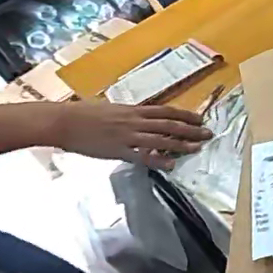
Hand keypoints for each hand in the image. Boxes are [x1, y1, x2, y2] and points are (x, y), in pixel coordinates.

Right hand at [45, 101, 211, 169]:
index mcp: (133, 110)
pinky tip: (171, 165)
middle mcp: (134, 121)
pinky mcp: (118, 151)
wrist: (64, 121)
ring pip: (160, 139)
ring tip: (197, 148)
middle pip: (169, 124)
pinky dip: (157, 160)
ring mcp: (127, 136)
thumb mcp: (112, 108)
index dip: (185, 115)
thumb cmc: (84, 113)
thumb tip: (142, 116)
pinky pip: (141, 156)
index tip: (200, 118)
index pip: (166, 111)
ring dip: (180, 144)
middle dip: (190, 129)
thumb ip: (129, 113)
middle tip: (208, 134)